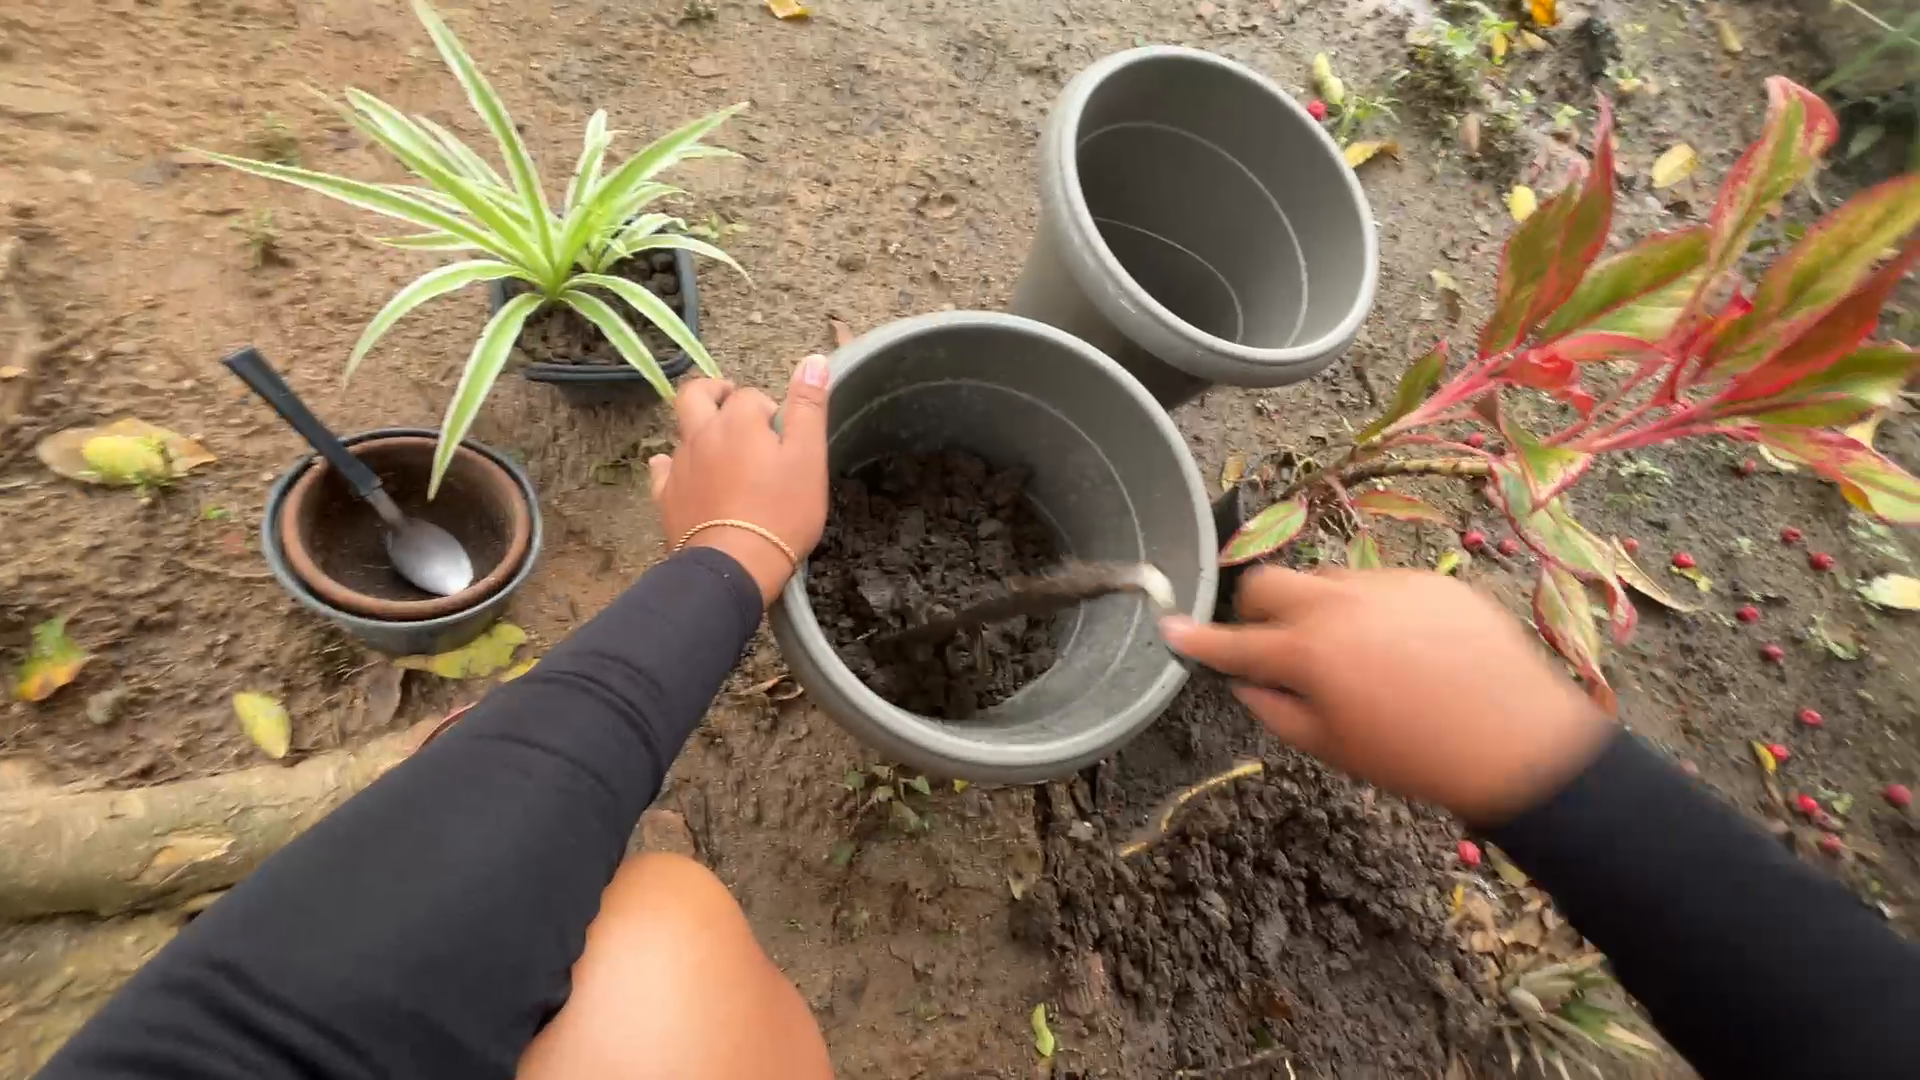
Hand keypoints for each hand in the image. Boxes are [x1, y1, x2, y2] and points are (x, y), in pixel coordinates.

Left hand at [648, 356, 830, 606]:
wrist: (735, 565)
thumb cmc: (781, 512)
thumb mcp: (809, 458)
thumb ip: (809, 407)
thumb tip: (813, 360)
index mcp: (738, 421)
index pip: (751, 396)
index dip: (769, 410)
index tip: (784, 434)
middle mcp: (702, 434)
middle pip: (696, 395)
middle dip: (715, 392)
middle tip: (732, 401)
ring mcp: (680, 465)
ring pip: (682, 431)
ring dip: (699, 429)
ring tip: (721, 446)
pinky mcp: (667, 496)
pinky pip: (663, 470)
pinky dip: (673, 464)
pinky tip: (683, 472)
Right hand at [1160, 566, 1613, 824]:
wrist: (1523, 746)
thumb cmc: (1413, 758)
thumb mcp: (1329, 747)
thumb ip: (1273, 708)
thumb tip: (1246, 681)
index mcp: (1309, 652)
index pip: (1234, 642)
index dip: (1195, 637)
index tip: (1169, 626)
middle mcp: (1339, 605)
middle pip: (1267, 581)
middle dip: (1256, 608)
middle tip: (1274, 640)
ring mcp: (1386, 586)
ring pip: (1323, 580)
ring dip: (1316, 608)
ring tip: (1351, 649)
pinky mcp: (1429, 581)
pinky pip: (1376, 585)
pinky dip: (1368, 609)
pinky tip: (1400, 645)